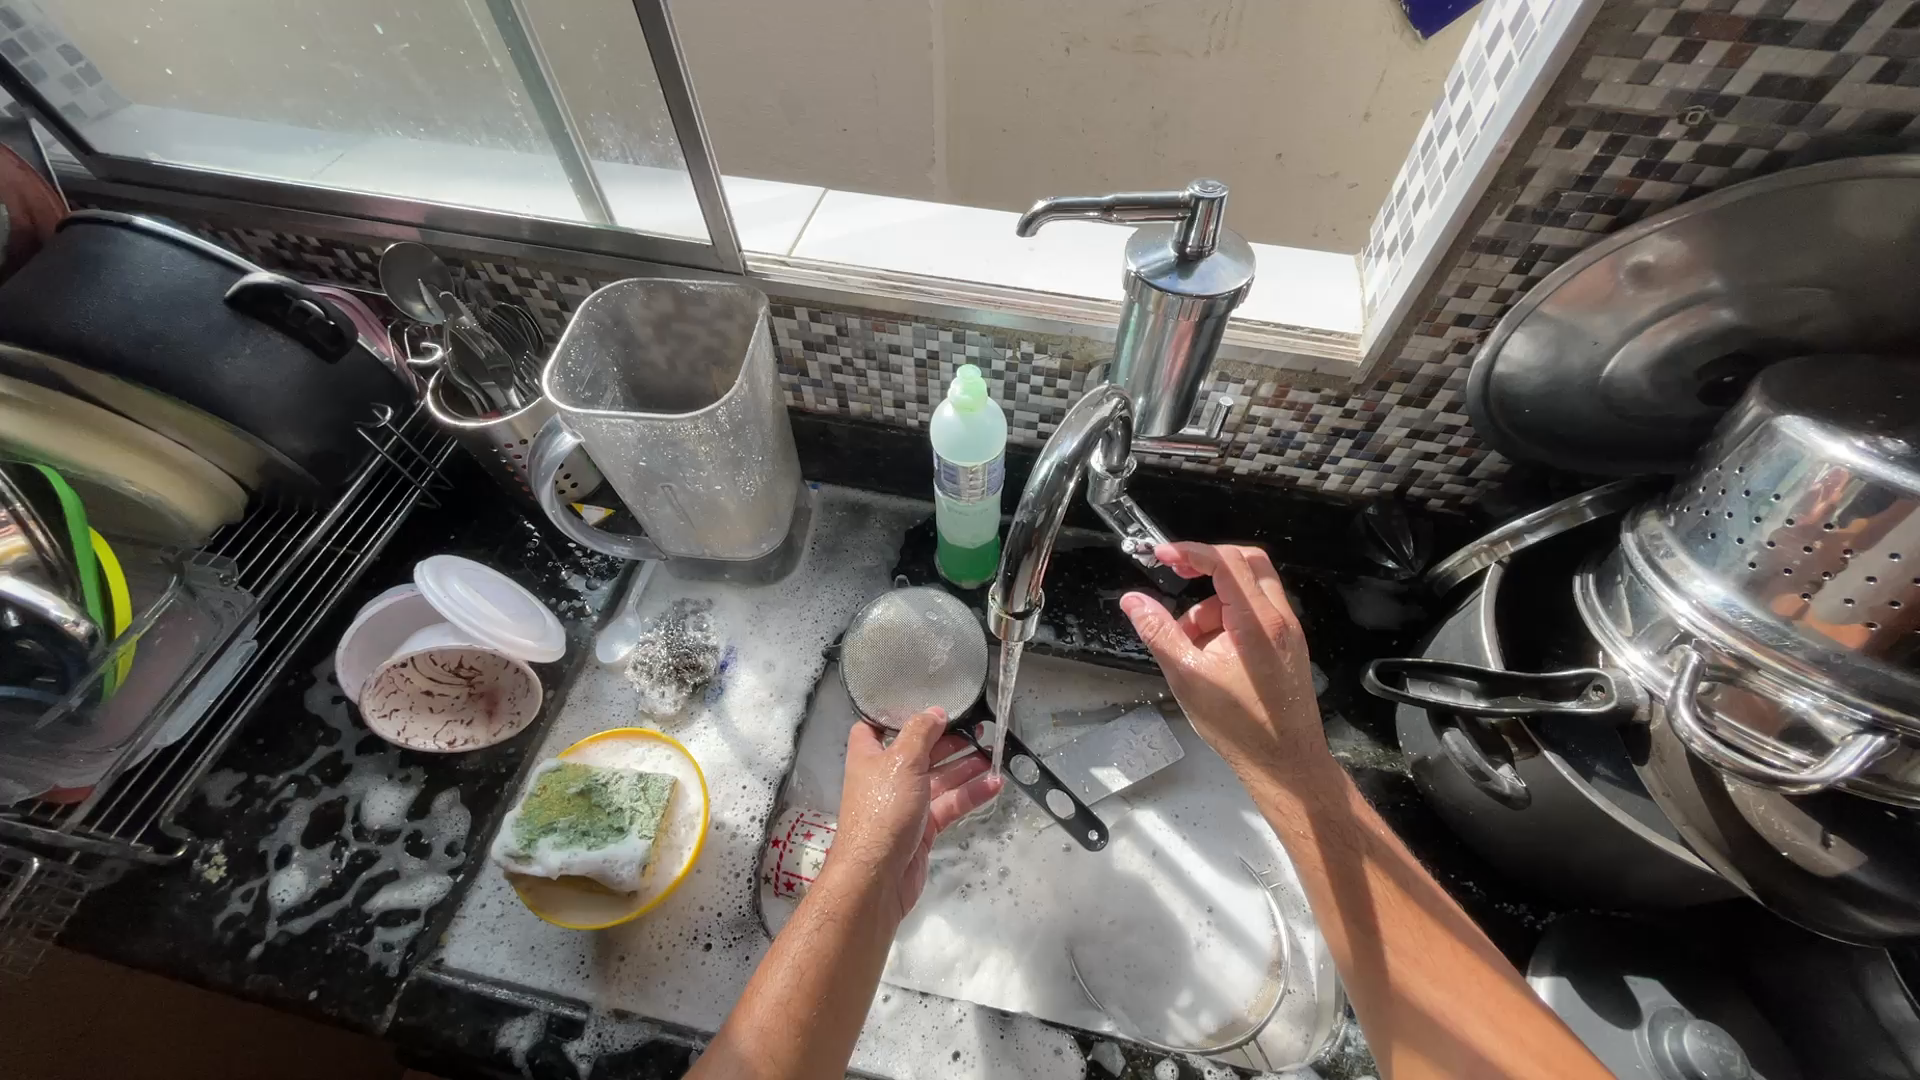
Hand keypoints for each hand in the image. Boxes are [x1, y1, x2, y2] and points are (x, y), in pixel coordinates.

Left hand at [825, 708, 1003, 921]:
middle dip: (946, 739)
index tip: (926, 703)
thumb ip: (921, 732)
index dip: (898, 712)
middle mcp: (886, 776)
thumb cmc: (883, 810)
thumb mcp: (902, 761)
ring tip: (993, 752)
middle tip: (977, 728)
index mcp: (869, 755)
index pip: (877, 724)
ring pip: (939, 777)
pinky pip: (950, 803)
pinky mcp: (923, 827)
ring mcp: (906, 802)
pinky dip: (971, 794)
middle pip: (919, 750)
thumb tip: (936, 712)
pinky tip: (994, 784)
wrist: (877, 878)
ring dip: (964, 765)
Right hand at [1119, 542, 1326, 773]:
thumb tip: (1133, 601)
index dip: (1190, 551)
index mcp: (1256, 623)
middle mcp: (1278, 619)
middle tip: (1177, 572)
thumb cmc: (1240, 726)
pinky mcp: (1286, 644)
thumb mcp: (1186, 676)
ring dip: (1214, 599)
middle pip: (1247, 561)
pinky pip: (1254, 612)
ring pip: (1249, 588)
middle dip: (1207, 562)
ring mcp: (1286, 631)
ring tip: (1188, 638)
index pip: (1225, 562)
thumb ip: (1158, 631)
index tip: (1161, 555)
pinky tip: (1208, 651)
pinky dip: (1227, 617)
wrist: (1285, 763)